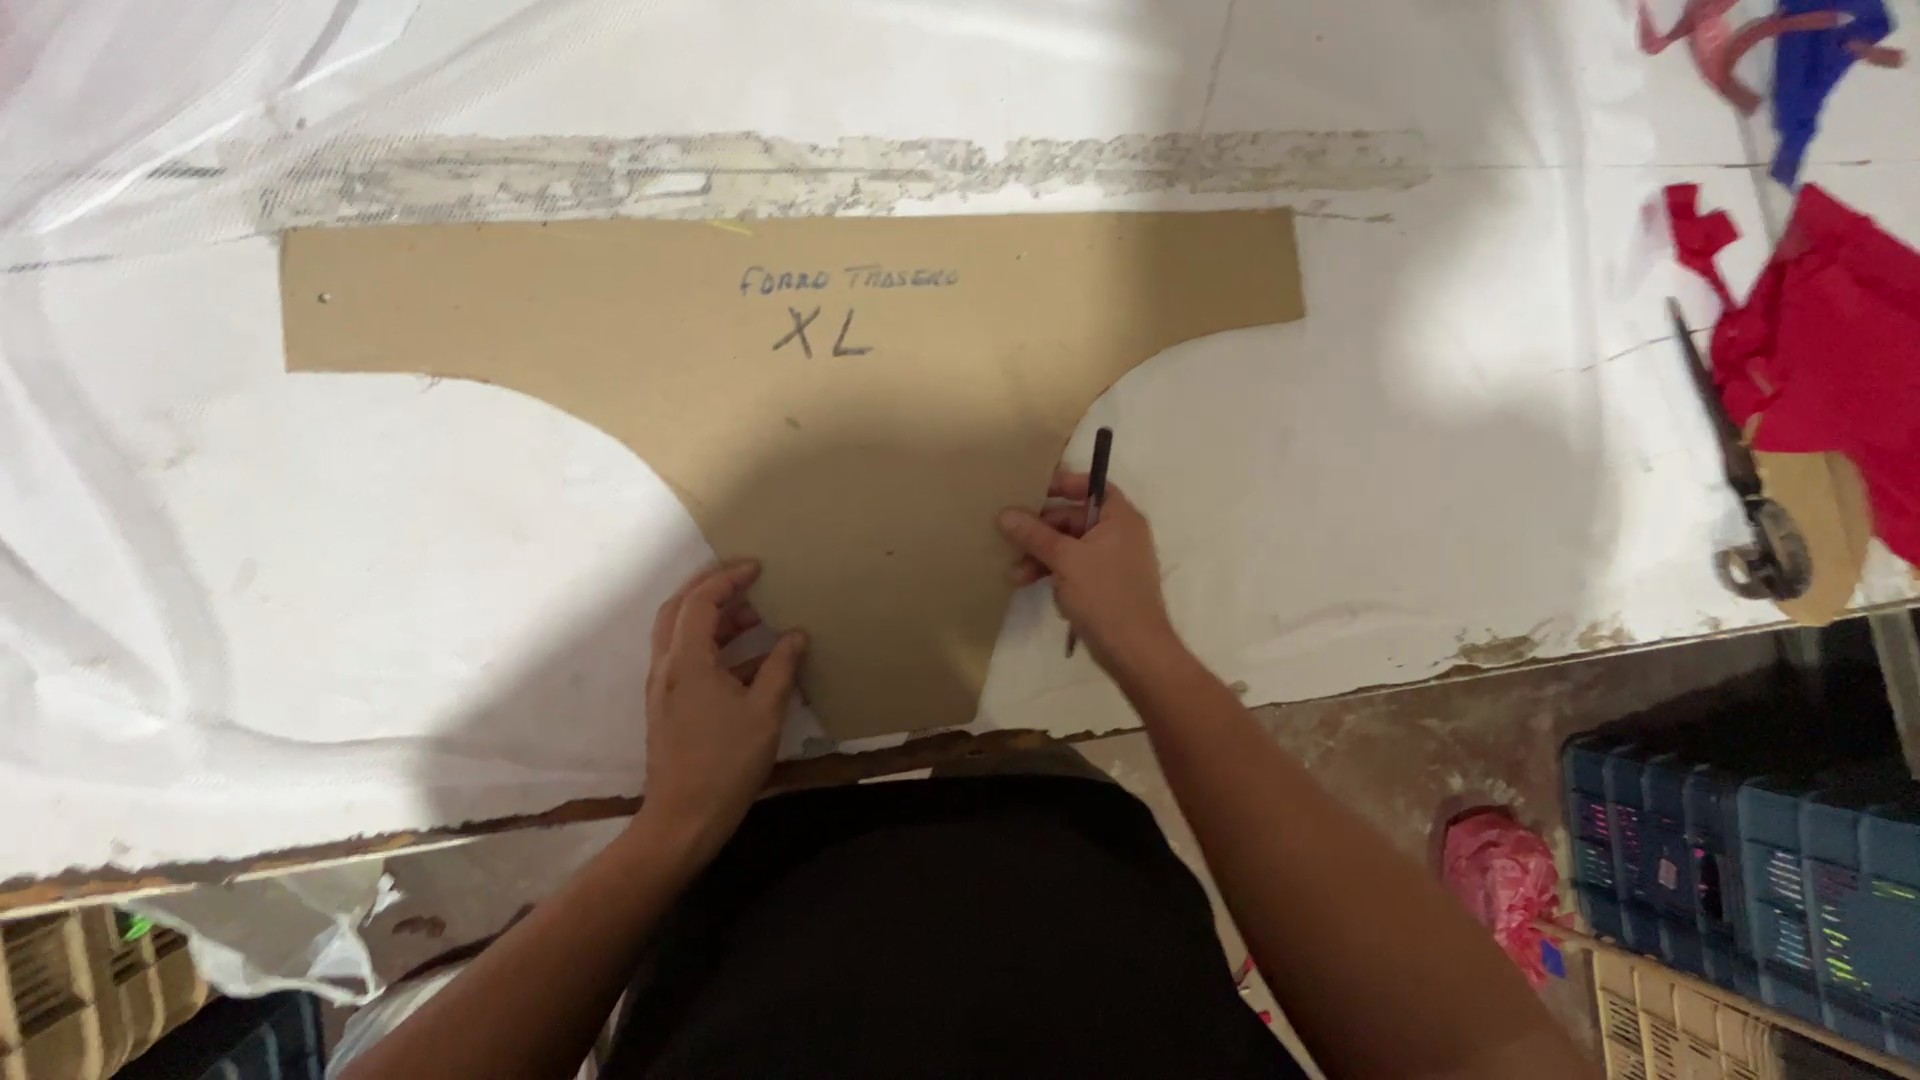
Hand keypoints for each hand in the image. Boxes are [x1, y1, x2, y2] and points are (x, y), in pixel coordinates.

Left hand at [639, 558, 806, 862]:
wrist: (684, 818)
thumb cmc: (726, 762)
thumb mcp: (764, 712)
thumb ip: (781, 667)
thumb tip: (796, 635)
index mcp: (686, 662)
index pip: (700, 602)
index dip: (728, 579)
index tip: (757, 568)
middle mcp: (666, 667)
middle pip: (680, 609)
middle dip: (713, 589)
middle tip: (748, 582)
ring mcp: (663, 688)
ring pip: (681, 635)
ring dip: (714, 618)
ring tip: (755, 618)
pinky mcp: (668, 706)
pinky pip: (687, 659)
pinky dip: (714, 646)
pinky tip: (749, 660)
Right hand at [998, 472, 1180, 676]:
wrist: (1134, 650)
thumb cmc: (1105, 594)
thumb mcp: (1065, 560)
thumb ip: (1034, 535)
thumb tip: (1005, 513)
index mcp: (1120, 517)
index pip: (1092, 486)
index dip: (1064, 483)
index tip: (1033, 489)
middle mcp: (1120, 534)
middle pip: (1074, 519)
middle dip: (1040, 533)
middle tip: (1010, 542)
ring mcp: (1113, 561)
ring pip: (1069, 547)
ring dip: (1042, 557)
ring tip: (1016, 576)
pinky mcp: (1104, 585)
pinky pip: (1074, 569)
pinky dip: (1055, 574)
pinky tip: (1033, 587)